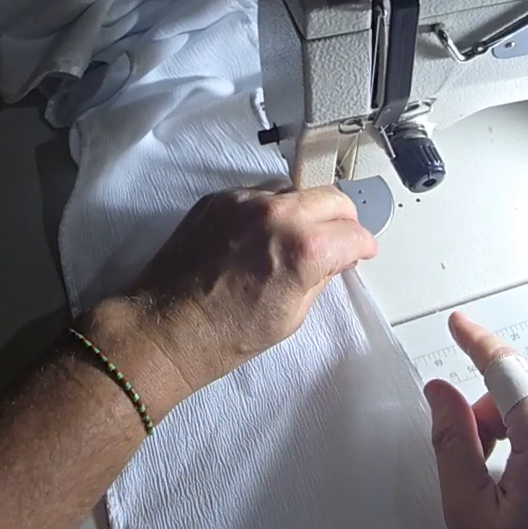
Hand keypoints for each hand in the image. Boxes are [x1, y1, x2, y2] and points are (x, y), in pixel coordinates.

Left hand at [85, 185, 377, 410]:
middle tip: (337, 241)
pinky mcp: (220, 196)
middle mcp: (278, 213)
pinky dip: (268, 213)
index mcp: (304, 248)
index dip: (363, 246)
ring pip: (295, 193)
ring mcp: (246, 199)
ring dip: (303, 213)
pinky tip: (256, 240)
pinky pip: (259, 194)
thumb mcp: (292, 316)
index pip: (354, 232)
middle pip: (332, 198)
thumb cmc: (225, 335)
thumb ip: (322, 276)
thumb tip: (338, 256)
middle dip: (342, 220)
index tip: (361, 252)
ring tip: (289, 243)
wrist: (165, 328)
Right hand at [425, 312, 527, 528]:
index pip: (506, 368)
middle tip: (473, 460)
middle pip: (525, 394)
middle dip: (491, 413)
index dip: (476, 340)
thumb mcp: (472, 515)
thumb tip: (441, 395)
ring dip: (517, 435)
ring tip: (506, 495)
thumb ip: (452, 441)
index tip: (460, 325)